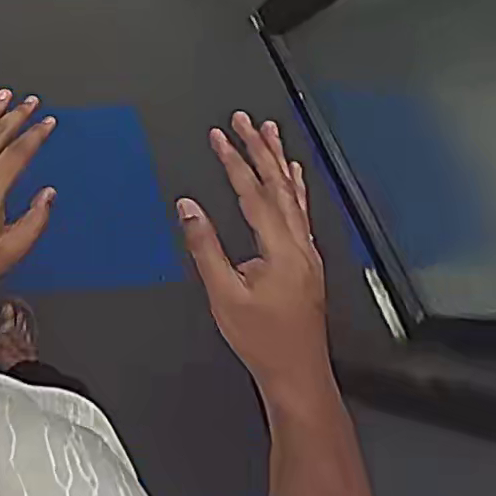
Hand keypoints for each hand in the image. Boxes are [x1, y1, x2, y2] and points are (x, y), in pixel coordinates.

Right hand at [178, 112, 332, 402]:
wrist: (298, 375)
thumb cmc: (264, 340)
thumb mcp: (224, 294)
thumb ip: (205, 246)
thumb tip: (189, 208)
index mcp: (280, 250)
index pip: (253, 193)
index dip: (235, 161)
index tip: (220, 136)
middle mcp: (299, 245)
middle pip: (277, 185)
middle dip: (259, 148)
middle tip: (246, 121)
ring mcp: (306, 252)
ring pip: (292, 194)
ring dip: (279, 160)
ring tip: (270, 133)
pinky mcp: (306, 260)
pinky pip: (300, 210)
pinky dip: (294, 186)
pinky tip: (293, 175)